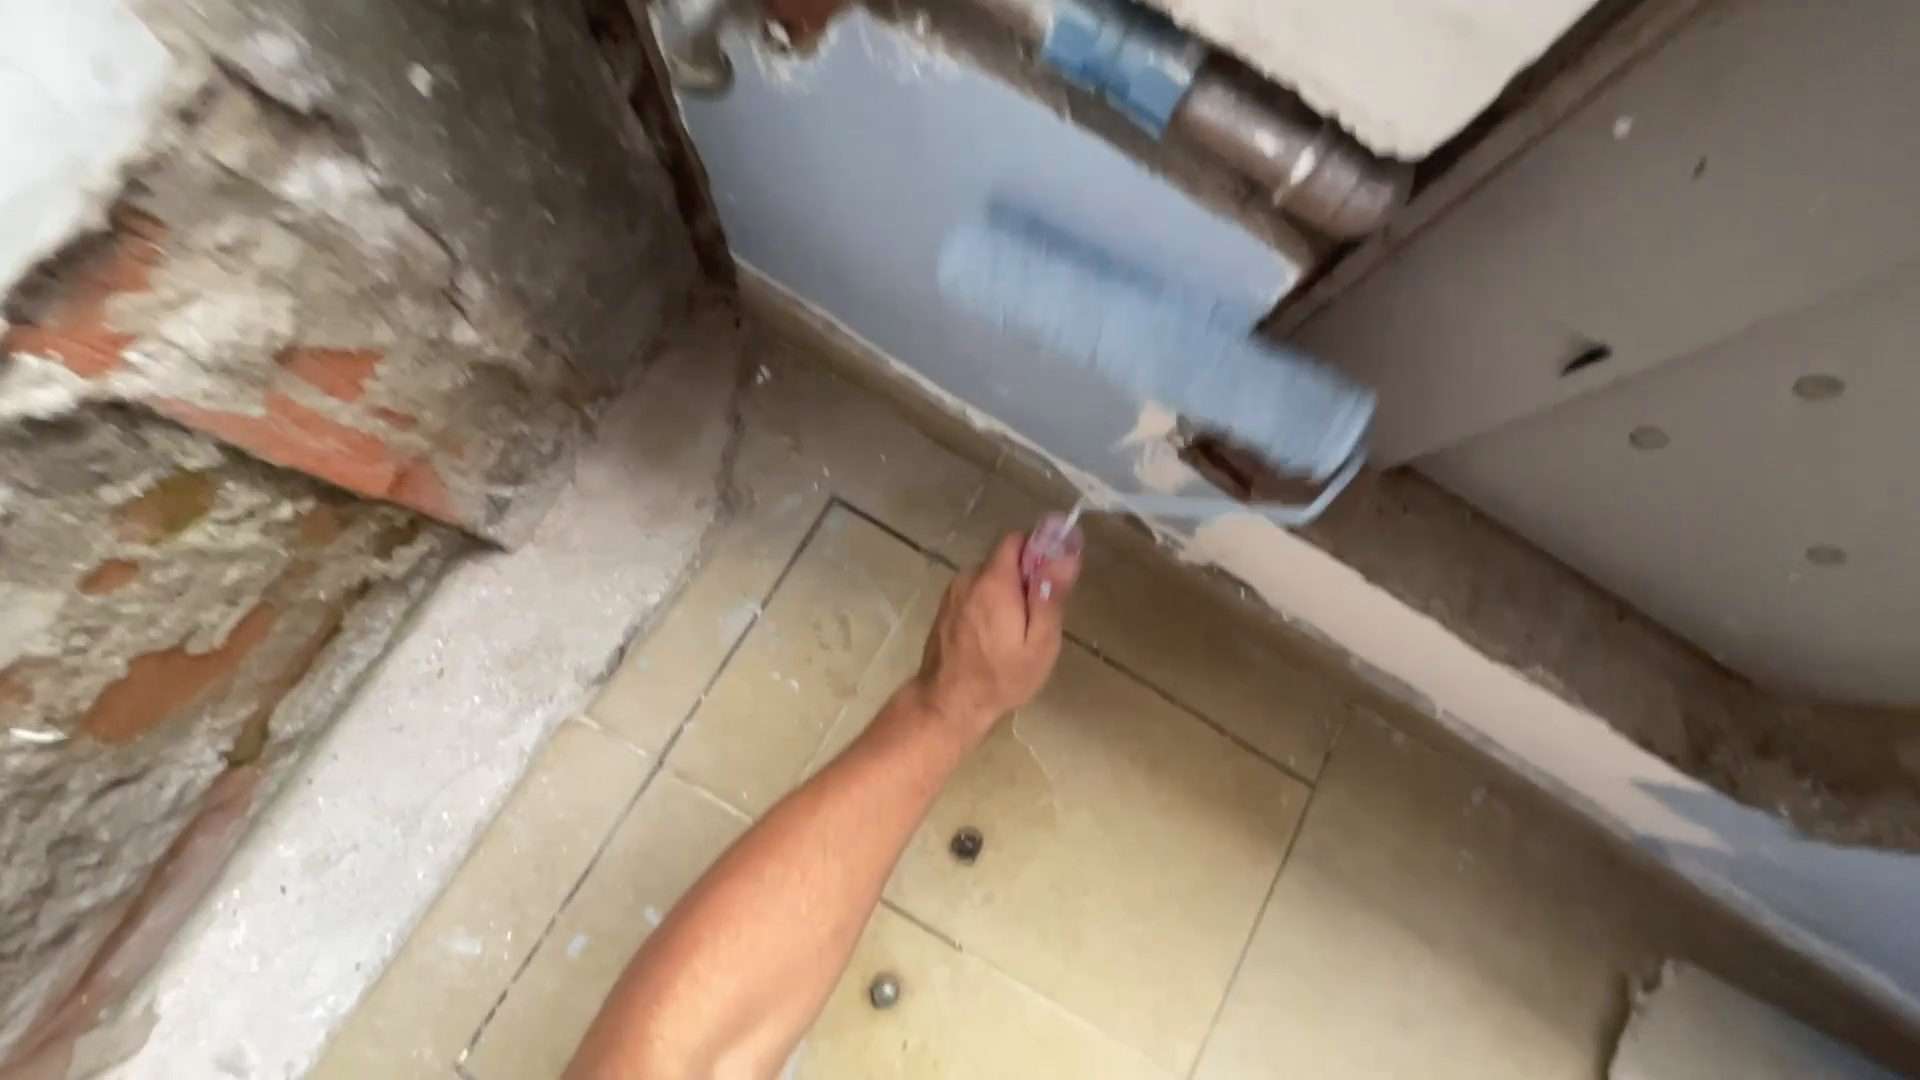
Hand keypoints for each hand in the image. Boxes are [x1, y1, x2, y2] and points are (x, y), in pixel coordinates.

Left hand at [912, 519, 1083, 740]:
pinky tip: (995, 634)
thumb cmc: (1001, 677)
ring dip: (1006, 590)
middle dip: (1025, 574)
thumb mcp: (1039, 642)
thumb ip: (1050, 594)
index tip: (1054, 571)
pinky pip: (974, 591)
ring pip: (989, 575)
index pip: (1016, 537)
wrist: (947, 703)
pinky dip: (989, 601)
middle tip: (1040, 610)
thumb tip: (1066, 551)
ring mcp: (953, 592)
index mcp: (994, 580)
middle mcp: (969, 577)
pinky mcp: (945, 607)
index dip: (1039, 547)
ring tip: (1018, 629)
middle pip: (1003, 557)